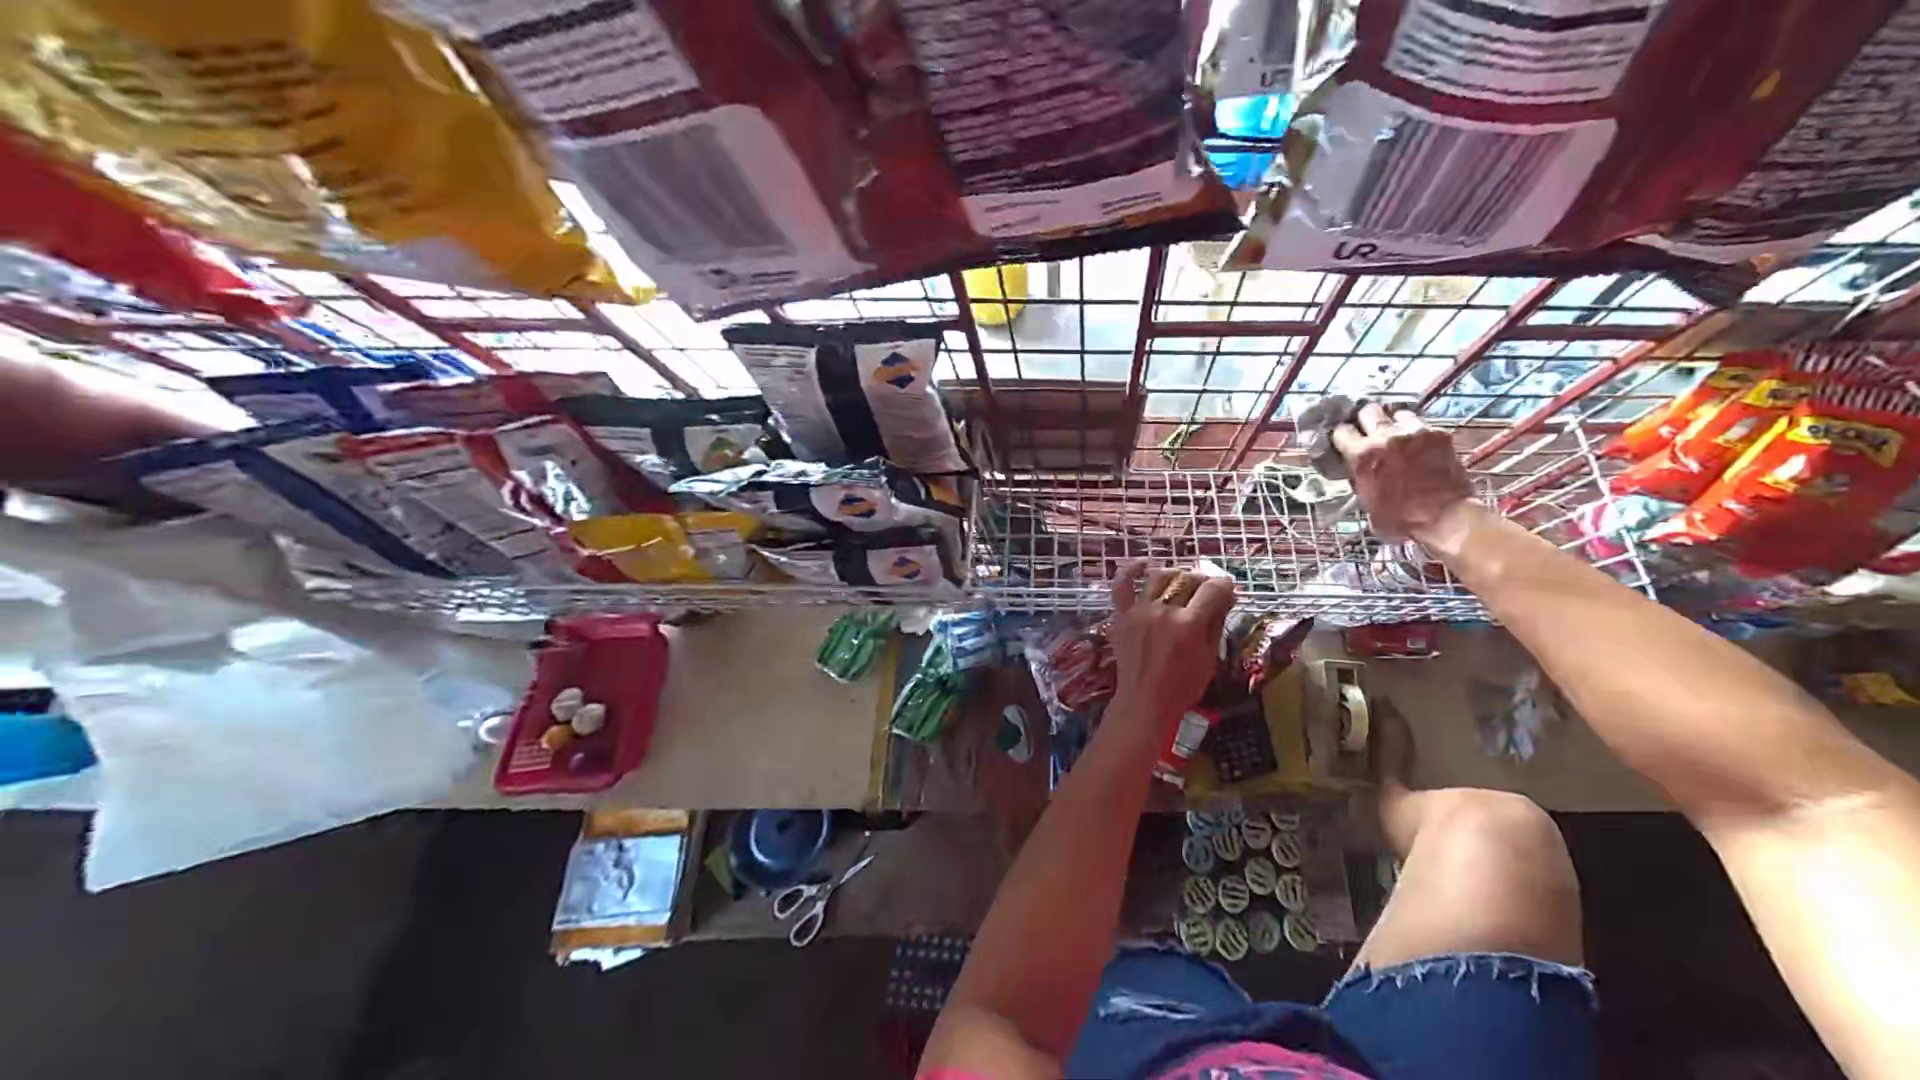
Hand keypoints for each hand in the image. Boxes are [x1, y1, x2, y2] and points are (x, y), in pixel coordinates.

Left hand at [1105, 563, 1236, 736]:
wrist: (1145, 702)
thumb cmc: (1183, 686)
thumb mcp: (1210, 657)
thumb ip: (1216, 622)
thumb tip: (1225, 595)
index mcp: (1189, 624)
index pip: (1213, 588)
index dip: (1224, 586)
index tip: (1226, 591)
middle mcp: (1163, 611)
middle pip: (1187, 579)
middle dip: (1202, 581)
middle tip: (1206, 591)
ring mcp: (1138, 611)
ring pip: (1159, 577)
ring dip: (1175, 575)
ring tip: (1181, 583)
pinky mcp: (1121, 616)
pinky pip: (1122, 585)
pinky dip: (1130, 571)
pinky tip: (1143, 565)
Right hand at [1331, 403, 1475, 540]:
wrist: (1445, 518)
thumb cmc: (1399, 519)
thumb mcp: (1365, 499)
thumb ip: (1359, 476)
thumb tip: (1359, 470)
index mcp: (1361, 455)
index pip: (1342, 431)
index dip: (1344, 436)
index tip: (1346, 441)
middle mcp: (1385, 437)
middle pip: (1369, 411)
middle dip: (1367, 420)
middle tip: (1370, 432)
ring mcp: (1414, 433)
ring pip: (1397, 414)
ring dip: (1395, 423)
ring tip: (1398, 436)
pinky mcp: (1439, 435)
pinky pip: (1422, 425)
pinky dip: (1418, 433)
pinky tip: (1419, 445)